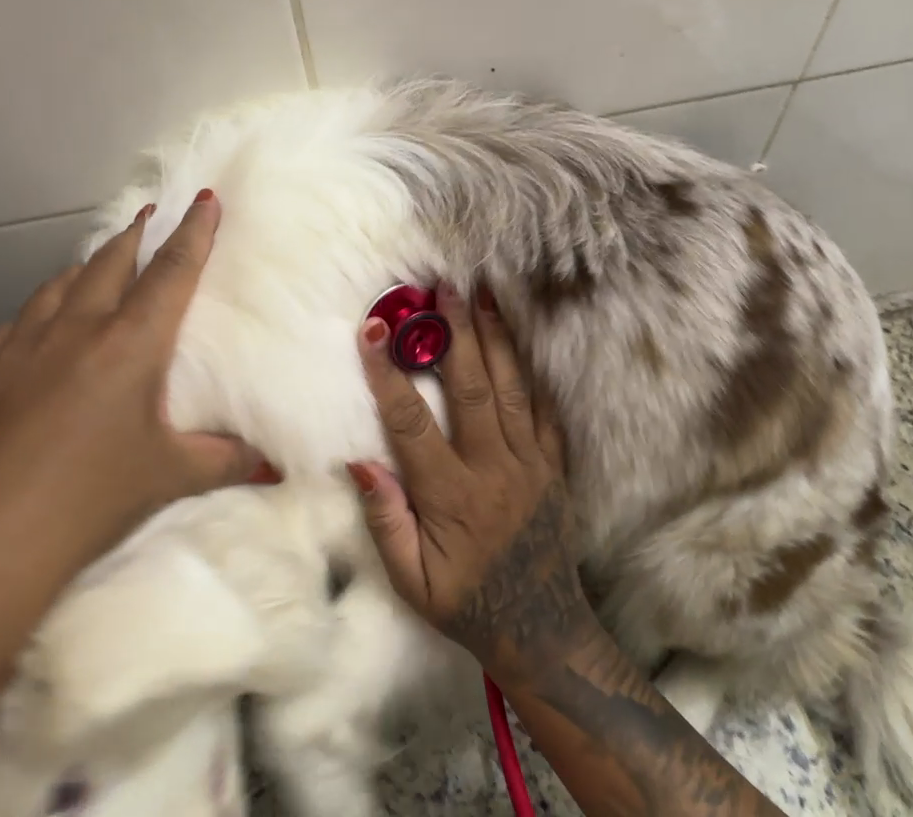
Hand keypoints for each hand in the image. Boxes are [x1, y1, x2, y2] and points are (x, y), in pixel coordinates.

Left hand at [0, 190, 270, 594]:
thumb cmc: (84, 502)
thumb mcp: (169, 480)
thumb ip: (225, 460)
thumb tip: (271, 461)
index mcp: (128, 345)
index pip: (170, 272)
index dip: (193, 233)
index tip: (204, 199)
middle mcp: (72, 330)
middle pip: (108, 263)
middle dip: (136, 236)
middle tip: (151, 217)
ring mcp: (16, 346)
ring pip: (58, 285)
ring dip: (87, 266)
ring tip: (102, 263)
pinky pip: (19, 321)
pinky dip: (44, 308)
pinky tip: (42, 328)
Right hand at [346, 286, 599, 684]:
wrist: (539, 626)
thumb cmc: (465, 602)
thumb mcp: (412, 579)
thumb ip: (386, 520)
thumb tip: (359, 461)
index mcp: (451, 494)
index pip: (412, 423)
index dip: (389, 374)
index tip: (372, 331)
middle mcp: (493, 467)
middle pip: (472, 386)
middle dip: (456, 331)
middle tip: (445, 285)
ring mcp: (530, 462)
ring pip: (512, 388)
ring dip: (497, 337)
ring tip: (486, 294)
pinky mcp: (553, 464)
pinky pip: (545, 409)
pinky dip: (535, 371)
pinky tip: (525, 340)